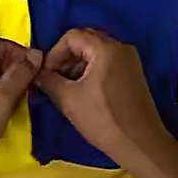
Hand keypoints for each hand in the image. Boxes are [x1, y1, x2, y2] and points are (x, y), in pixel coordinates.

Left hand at [0, 35, 41, 177]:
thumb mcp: (1, 99)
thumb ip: (20, 74)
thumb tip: (36, 54)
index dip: (12, 48)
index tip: (31, 62)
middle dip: (15, 64)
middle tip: (33, 77)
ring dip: (12, 80)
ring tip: (27, 91)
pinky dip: (5, 93)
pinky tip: (16, 103)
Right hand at [37, 28, 177, 177]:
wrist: (139, 141)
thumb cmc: (103, 118)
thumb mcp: (69, 99)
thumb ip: (49, 81)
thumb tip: (38, 75)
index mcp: (106, 48)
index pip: (72, 36)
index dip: (54, 53)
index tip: (45, 75)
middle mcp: (121, 47)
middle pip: (86, 41)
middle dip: (65, 58)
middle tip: (53, 80)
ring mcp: (130, 60)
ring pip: (96, 52)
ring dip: (77, 65)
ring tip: (65, 89)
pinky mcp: (133, 73)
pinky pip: (108, 62)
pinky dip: (92, 71)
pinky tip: (83, 92)